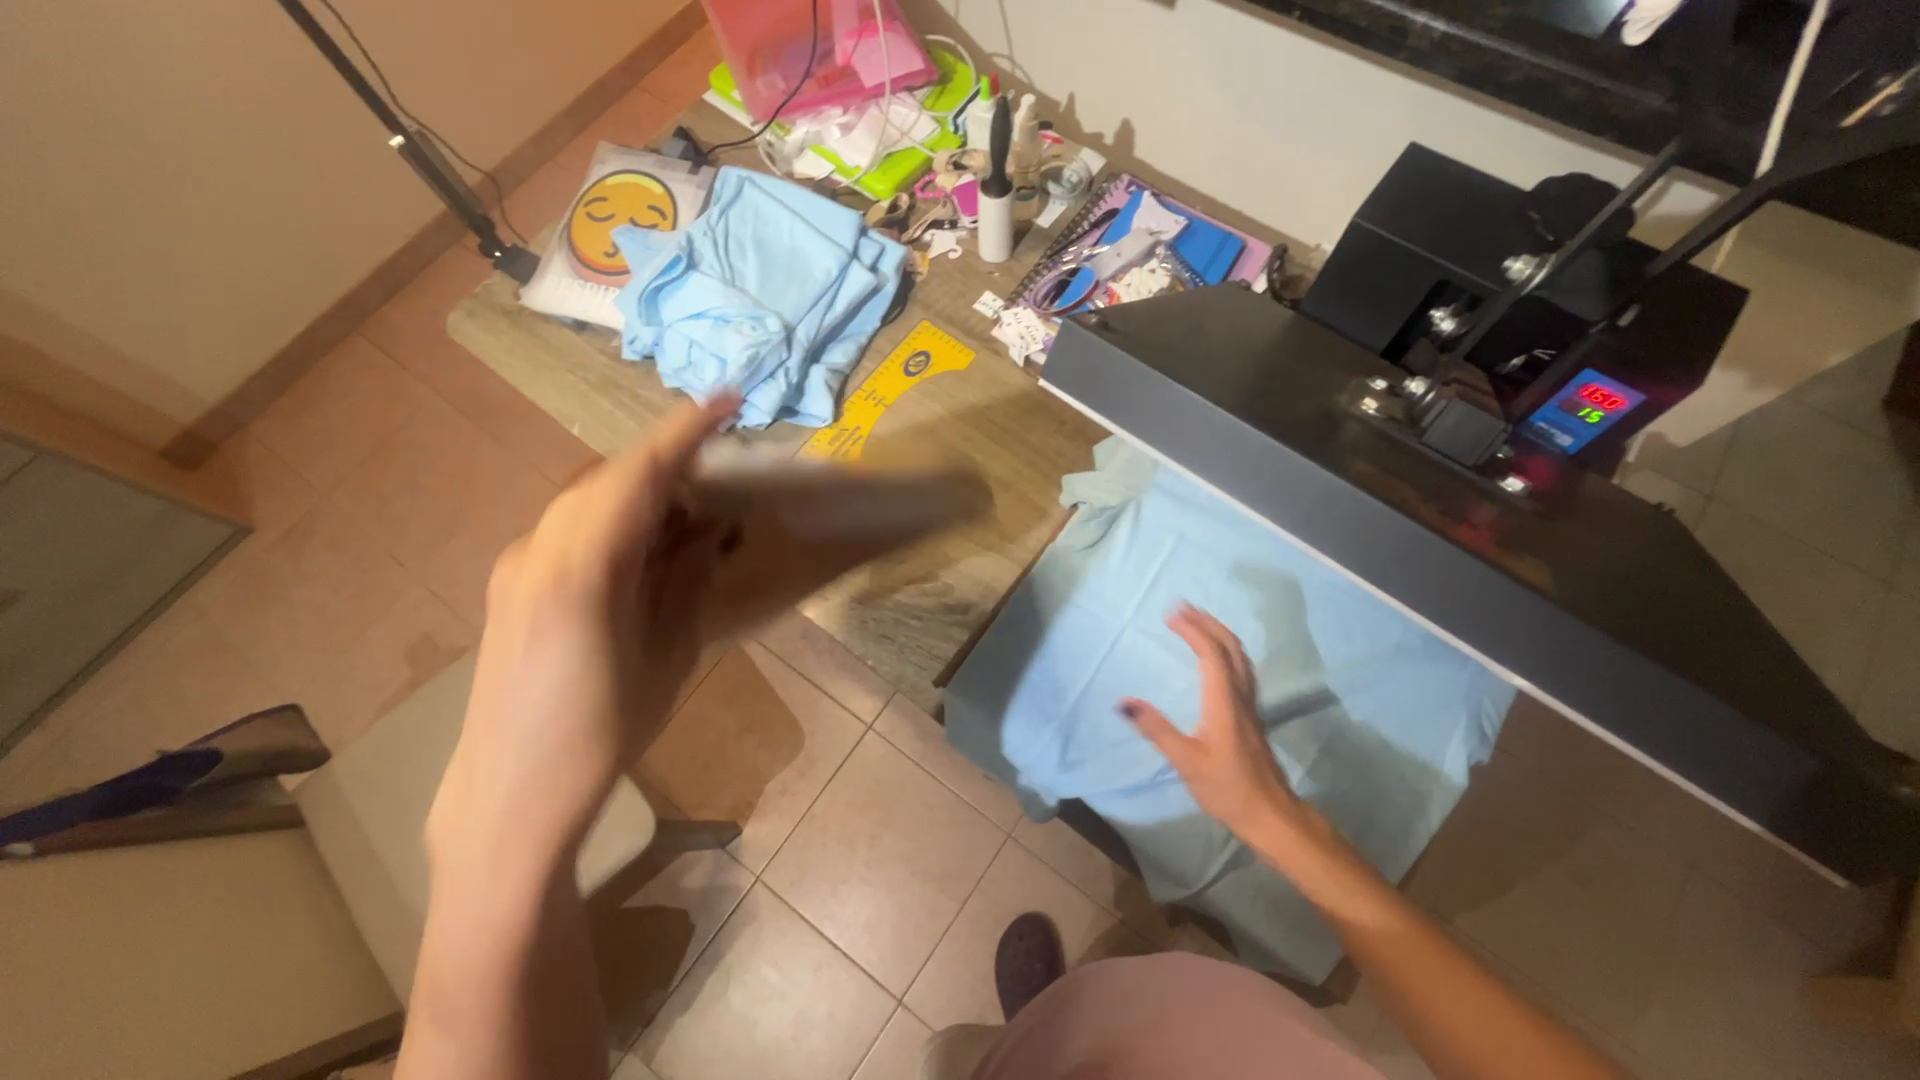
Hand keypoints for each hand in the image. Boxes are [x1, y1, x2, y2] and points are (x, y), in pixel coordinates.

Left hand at [426, 395, 738, 876]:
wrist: (509, 795)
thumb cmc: (600, 736)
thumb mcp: (666, 658)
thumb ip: (688, 584)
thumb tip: (711, 534)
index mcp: (580, 571)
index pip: (636, 476)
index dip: (684, 432)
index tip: (727, 400)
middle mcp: (537, 552)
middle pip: (608, 478)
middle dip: (667, 460)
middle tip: (724, 467)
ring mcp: (517, 565)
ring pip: (586, 499)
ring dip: (641, 489)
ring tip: (693, 506)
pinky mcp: (512, 584)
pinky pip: (571, 527)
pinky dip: (615, 517)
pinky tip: (647, 543)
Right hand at [1121, 604, 1304, 839]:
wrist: (1270, 813)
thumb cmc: (1227, 788)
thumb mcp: (1186, 761)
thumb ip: (1157, 730)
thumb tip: (1124, 703)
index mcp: (1224, 702)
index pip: (1211, 654)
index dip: (1192, 631)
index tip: (1171, 615)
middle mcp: (1240, 696)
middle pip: (1230, 648)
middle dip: (1208, 623)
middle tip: (1184, 608)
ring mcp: (1250, 705)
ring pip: (1240, 657)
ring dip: (1219, 634)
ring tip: (1199, 623)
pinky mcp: (1251, 716)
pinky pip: (1241, 669)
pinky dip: (1226, 651)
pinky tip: (1217, 659)